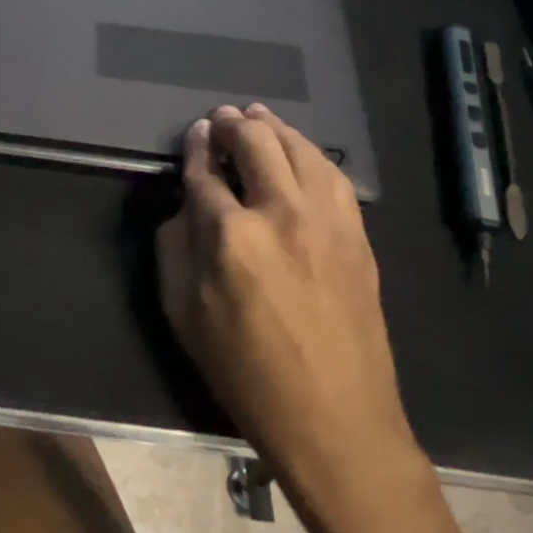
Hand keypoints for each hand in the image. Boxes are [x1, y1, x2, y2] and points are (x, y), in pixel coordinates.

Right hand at [156, 104, 418, 498]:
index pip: (204, 171)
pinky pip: (334, 176)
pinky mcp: (357, 236)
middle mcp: (280, 213)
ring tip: (259, 117)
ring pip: (301, 150)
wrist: (332, 416)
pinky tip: (301, 151)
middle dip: (234, 124)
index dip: (195, 147)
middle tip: (222, 117)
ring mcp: (327, 221)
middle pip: (256, 144)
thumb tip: (187, 205)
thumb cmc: (242, 368)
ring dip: (276, 128)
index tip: (194, 131)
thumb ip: (175, 246)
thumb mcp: (182, 312)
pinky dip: (312, 153)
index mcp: (229, 234)